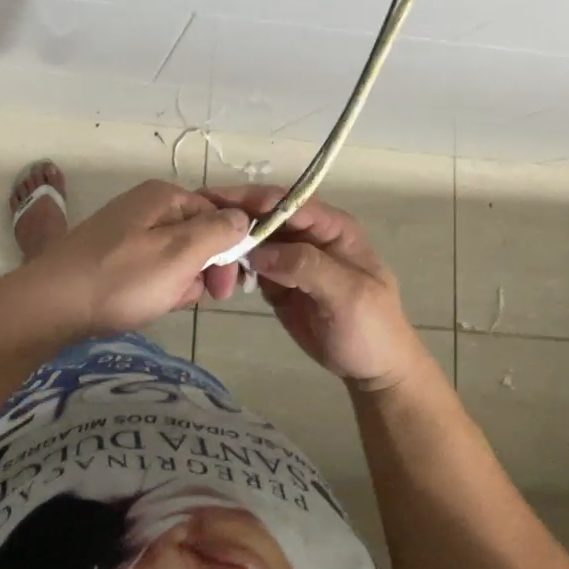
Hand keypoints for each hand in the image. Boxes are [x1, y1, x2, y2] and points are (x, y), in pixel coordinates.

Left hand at [22, 180, 249, 336]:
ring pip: (175, 258)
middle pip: (197, 237)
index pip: (218, 216)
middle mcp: (146, 207)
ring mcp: (127, 232)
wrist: (51, 305)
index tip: (226, 287)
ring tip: (158, 301)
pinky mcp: (113, 256)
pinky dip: (155, 288)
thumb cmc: (120, 279)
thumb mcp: (178, 254)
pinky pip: (151, 269)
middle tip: (186, 297)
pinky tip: (143, 304)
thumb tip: (243, 217)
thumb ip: (216, 232)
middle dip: (200, 271)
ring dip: (177, 284)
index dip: (228, 251)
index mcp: (164, 197)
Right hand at [200, 186, 425, 392]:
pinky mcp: (278, 281)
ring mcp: (292, 258)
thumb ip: (307, 267)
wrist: (374, 370)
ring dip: (228, 243)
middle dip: (232, 217)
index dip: (253, 199)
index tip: (216, 201)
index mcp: (333, 228)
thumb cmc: (372, 329)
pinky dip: (232, 266)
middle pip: (265, 216)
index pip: (289, 203)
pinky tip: (213, 272)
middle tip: (194, 220)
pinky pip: (250, 265)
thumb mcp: (349, 295)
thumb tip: (260, 251)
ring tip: (199, 252)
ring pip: (254, 239)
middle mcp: (309, 235)